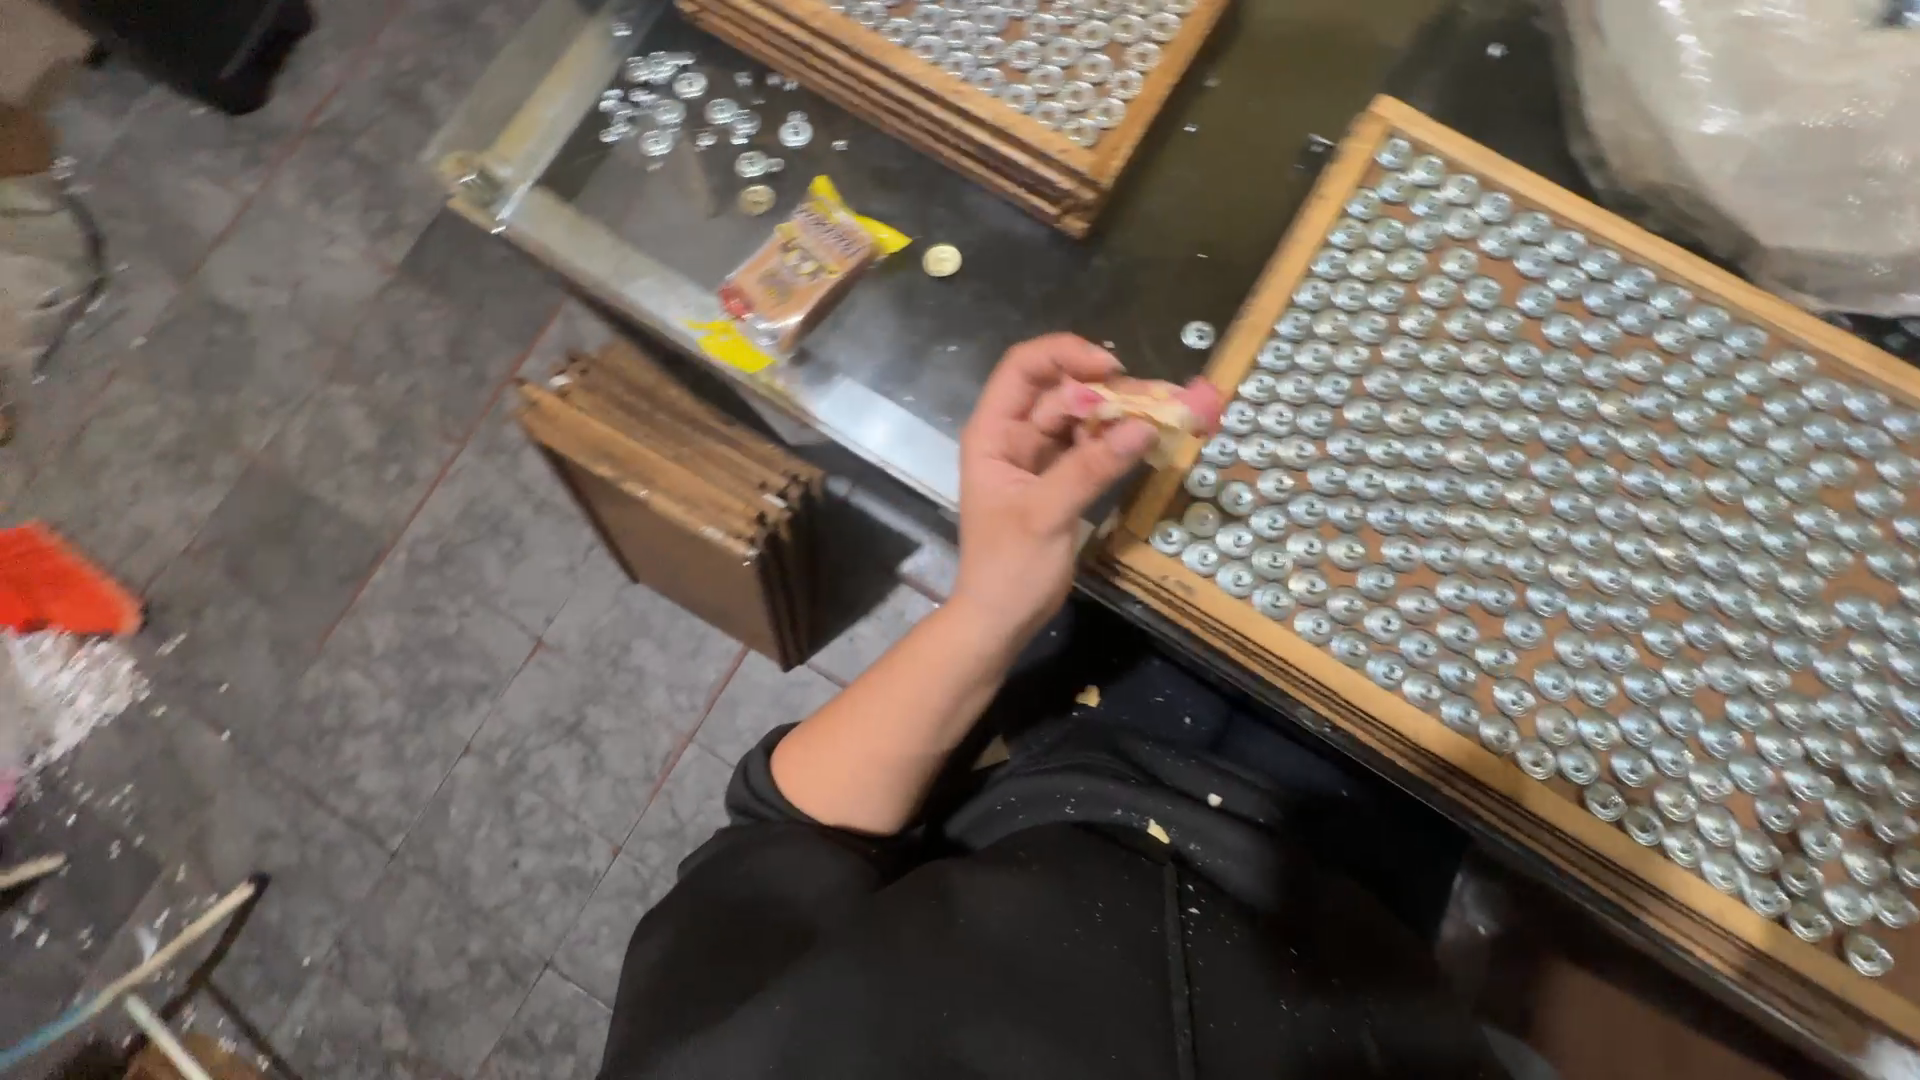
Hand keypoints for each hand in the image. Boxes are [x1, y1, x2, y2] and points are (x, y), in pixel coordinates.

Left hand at [948, 334, 1215, 651]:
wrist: (1002, 618)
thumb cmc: (1009, 568)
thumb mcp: (1047, 516)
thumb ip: (1091, 469)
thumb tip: (1143, 427)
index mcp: (993, 433)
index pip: (1023, 368)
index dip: (1065, 355)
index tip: (1112, 369)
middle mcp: (1014, 435)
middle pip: (1062, 390)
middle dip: (1108, 390)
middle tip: (1160, 401)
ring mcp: (1038, 456)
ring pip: (1082, 416)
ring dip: (1120, 413)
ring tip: (1167, 415)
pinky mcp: (1061, 478)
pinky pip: (1092, 446)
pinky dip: (1118, 440)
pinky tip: (1150, 439)